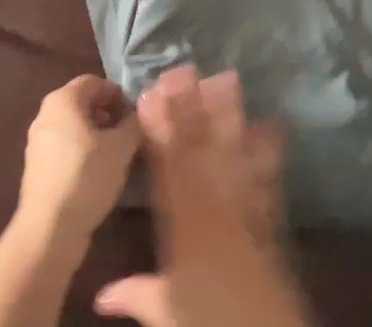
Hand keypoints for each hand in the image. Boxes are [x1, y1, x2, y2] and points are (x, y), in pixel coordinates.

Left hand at [15, 74, 142, 243]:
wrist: (49, 227)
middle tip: (131, 132)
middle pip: (82, 102)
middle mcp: (45, 113)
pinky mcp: (38, 166)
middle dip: (108, 113)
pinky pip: (65, 146)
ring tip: (120, 153)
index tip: (137, 112)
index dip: (117, 93)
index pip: (93, 81)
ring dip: (97, 133)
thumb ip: (134, 123)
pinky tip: (100, 171)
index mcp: (62, 100)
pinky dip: (83, 150)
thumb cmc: (86, 177)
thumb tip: (142, 111)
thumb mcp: (121, 148)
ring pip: (74, 126)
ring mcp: (38, 140)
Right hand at [95, 67, 312, 326]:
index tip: (148, 94)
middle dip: (189, 107)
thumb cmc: (208, 319)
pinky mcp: (272, 217)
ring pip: (232, 153)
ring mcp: (244, 208)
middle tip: (184, 69)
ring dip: (229, 115)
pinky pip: (268, 177)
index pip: (164, 167)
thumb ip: (135, 294)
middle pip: (198, 150)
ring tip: (225, 78)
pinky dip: (269, 151)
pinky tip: (271, 124)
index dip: (156, 128)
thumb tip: (99, 296)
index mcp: (180, 225)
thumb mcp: (166, 311)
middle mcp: (212, 208)